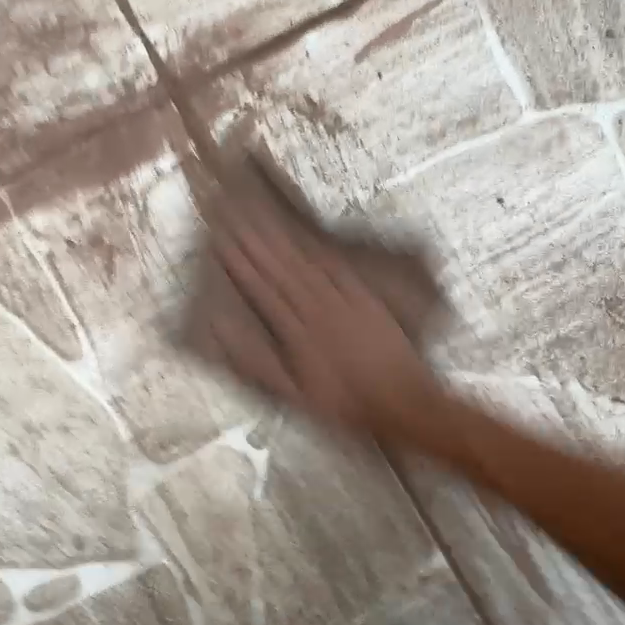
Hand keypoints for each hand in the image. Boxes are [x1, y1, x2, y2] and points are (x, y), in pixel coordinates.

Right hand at [208, 201, 442, 437]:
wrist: (402, 403)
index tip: (222, 242)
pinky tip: (308, 240)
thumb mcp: (296, 396)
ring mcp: (343, 303)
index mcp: (296, 334)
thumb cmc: (345, 407)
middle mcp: (316, 311)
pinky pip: (340, 272)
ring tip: (263, 221)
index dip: (241, 265)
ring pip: (306, 266)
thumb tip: (231, 337)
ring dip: (282, 242)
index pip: (261, 291)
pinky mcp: (367, 301)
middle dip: (256, 244)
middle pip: (280, 271)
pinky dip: (322, 254)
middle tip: (237, 218)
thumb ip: (261, 365)